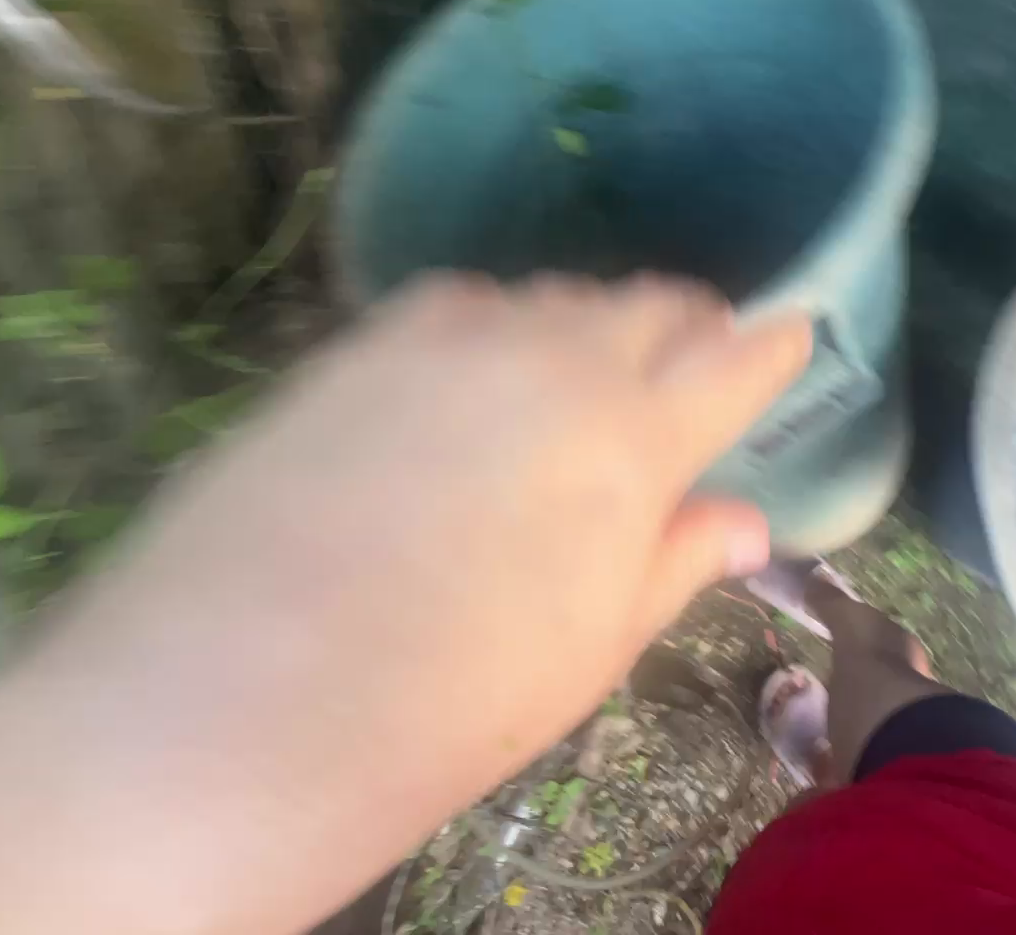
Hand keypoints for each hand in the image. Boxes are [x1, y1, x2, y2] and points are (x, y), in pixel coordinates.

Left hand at [0, 272, 811, 934]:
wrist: (219, 718)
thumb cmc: (451, 704)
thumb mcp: (597, 645)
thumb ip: (681, 557)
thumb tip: (749, 522)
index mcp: (632, 440)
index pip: (737, 361)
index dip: (776, 343)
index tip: (796, 332)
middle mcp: (554, 363)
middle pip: (654, 305)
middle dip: (695, 326)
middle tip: (699, 363)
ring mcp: (453, 342)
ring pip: (564, 298)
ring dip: (600, 327)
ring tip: (590, 381)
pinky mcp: (364, 346)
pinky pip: (471, 304)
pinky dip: (507, 327)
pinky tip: (485, 378)